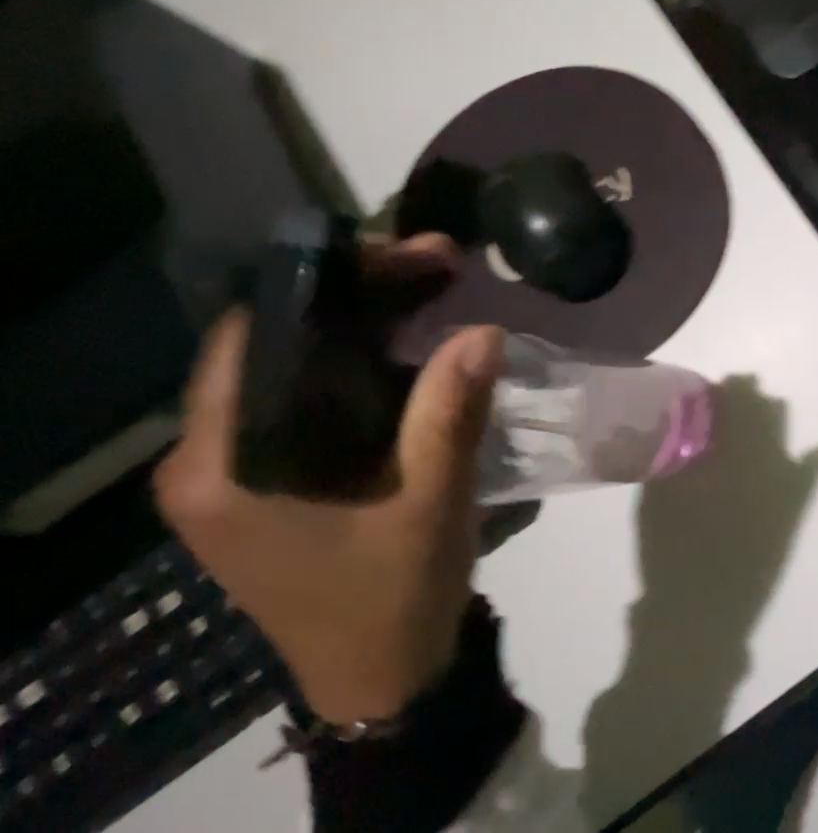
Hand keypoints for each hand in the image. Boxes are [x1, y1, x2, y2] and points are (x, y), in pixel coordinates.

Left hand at [156, 236, 503, 723]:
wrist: (385, 678)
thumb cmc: (393, 597)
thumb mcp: (431, 505)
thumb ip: (449, 417)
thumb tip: (482, 330)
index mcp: (222, 466)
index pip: (249, 338)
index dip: (325, 284)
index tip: (402, 259)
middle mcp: (213, 460)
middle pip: (275, 346)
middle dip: (358, 298)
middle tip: (438, 267)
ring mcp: (244, 472)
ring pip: (297, 370)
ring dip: (366, 328)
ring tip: (438, 294)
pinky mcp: (278, 483)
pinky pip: (315, 403)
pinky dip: (366, 368)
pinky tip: (421, 351)